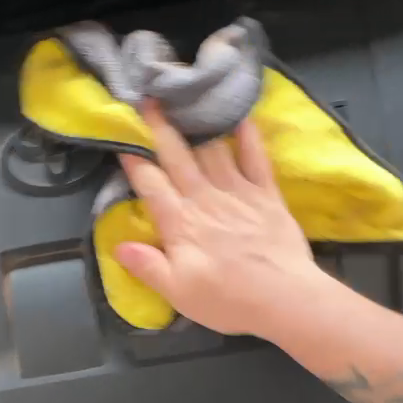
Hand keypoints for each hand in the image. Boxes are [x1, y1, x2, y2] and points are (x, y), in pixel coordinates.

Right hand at [114, 103, 326, 336]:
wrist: (284, 298)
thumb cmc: (227, 300)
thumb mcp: (178, 293)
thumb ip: (148, 266)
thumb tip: (118, 245)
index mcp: (180, 223)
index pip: (151, 184)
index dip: (134, 161)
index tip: (122, 140)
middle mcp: (206, 199)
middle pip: (178, 156)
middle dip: (160, 128)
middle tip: (149, 101)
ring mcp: (238, 192)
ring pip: (212, 150)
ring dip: (197, 125)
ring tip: (187, 103)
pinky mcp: (267, 194)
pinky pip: (255, 157)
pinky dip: (247, 135)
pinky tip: (239, 117)